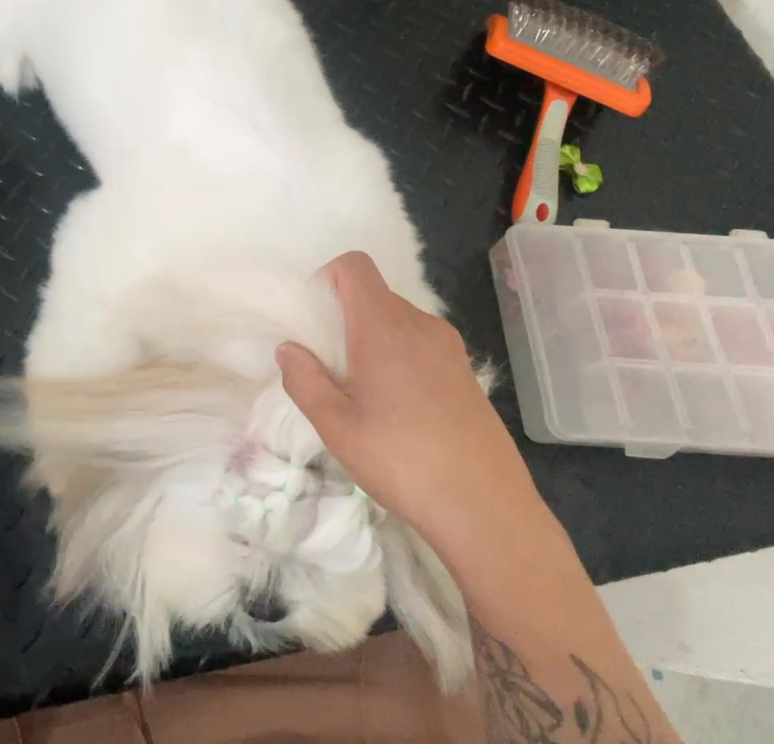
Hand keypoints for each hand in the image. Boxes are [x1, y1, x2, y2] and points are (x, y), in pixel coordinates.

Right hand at [276, 252, 538, 541]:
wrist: (485, 506)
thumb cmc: (401, 461)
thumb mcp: (336, 427)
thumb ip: (305, 380)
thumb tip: (288, 349)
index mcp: (384, 327)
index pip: (355, 266)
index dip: (327, 279)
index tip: (313, 322)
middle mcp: (420, 325)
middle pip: (374, 294)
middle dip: (344, 317)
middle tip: (328, 367)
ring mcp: (449, 348)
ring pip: (398, 320)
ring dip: (371, 339)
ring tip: (360, 393)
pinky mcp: (465, 372)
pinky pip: (420, 344)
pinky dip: (398, 356)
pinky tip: (395, 407)